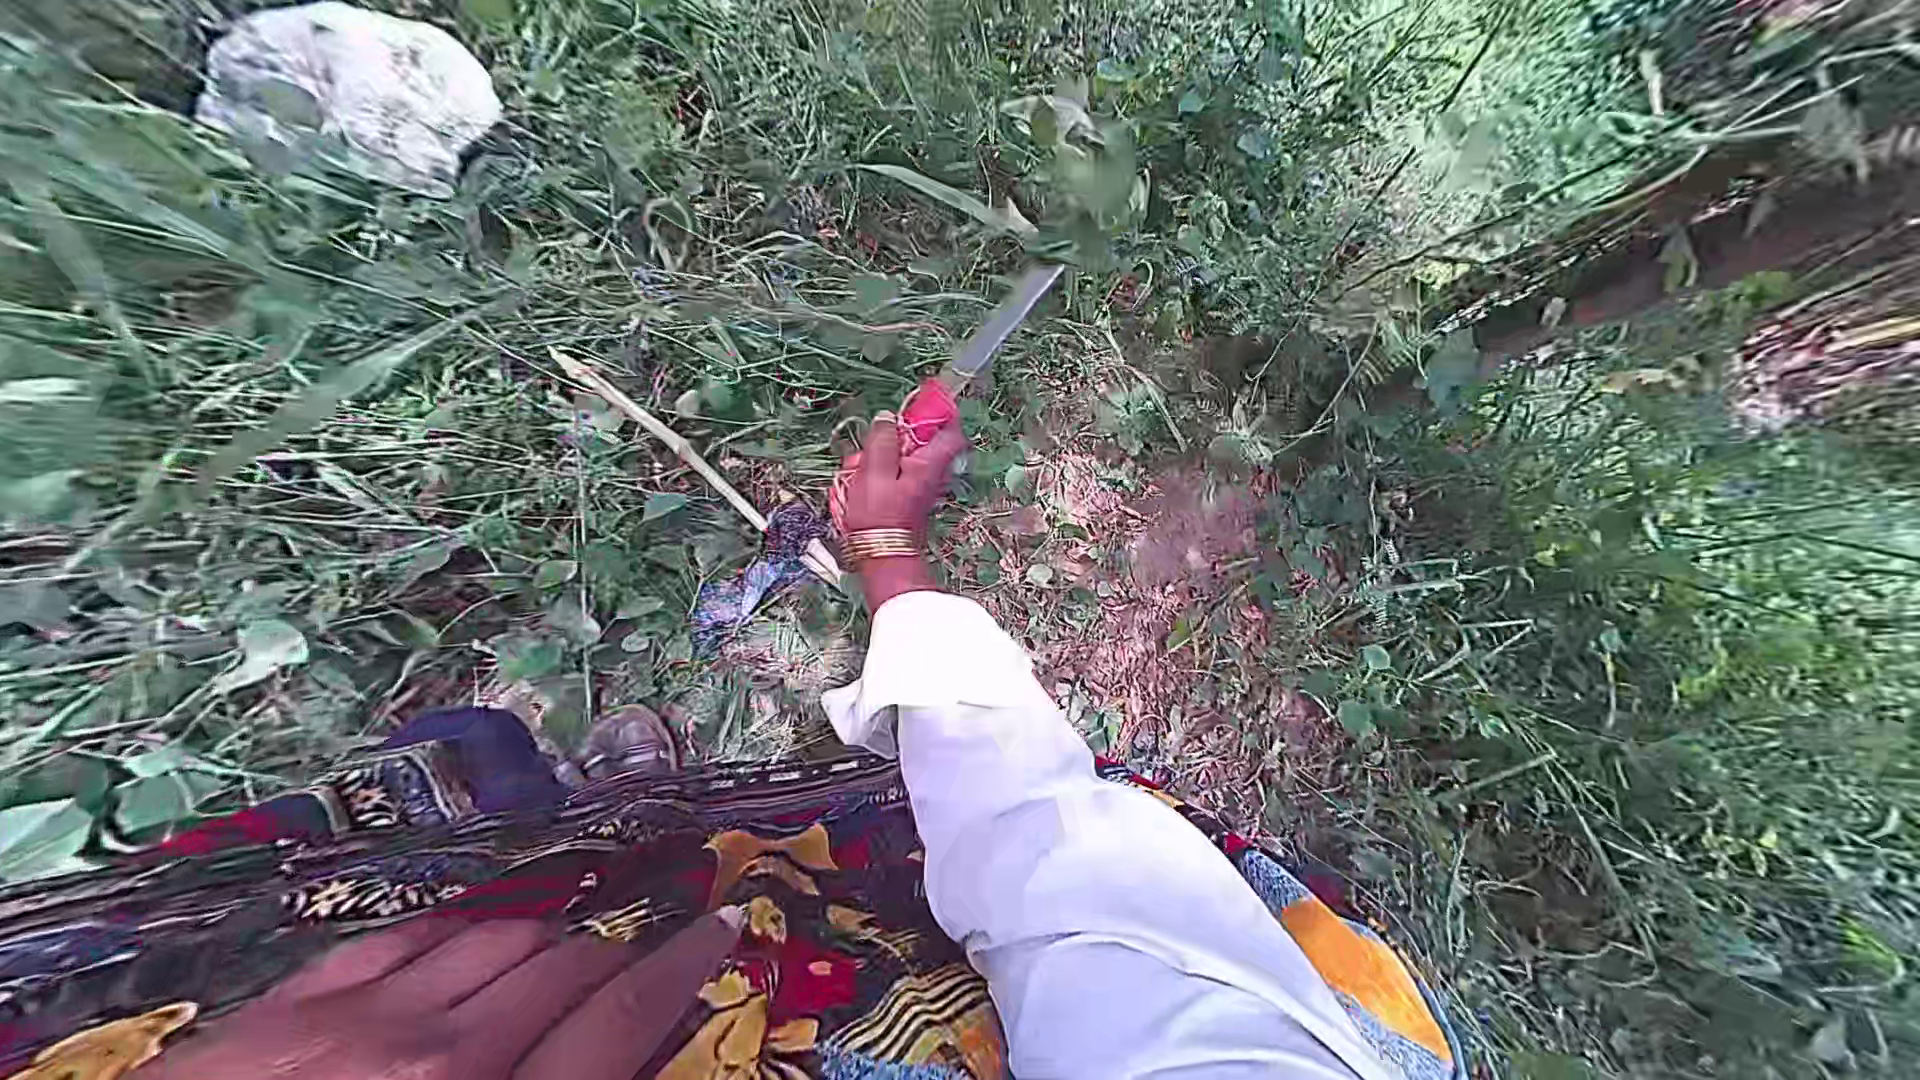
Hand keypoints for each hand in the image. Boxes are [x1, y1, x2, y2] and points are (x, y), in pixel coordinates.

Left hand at [142, 912, 740, 1079]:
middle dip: (618, 956)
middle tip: (639, 955)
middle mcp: (432, 1065)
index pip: (621, 1021)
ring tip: (559, 956)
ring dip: (549, 942)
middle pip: (569, 970)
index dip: (683, 964)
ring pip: (506, 936)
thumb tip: (630, 1056)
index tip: (722, 924)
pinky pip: (418, 930)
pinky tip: (478, 939)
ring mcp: (351, 1027)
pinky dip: (467, 928)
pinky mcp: (283, 1009)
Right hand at [837, 411, 968, 533]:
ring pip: (904, 455)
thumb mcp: (874, 471)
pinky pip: (896, 472)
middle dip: (896, 436)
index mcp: (930, 463)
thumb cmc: (879, 515)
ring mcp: (921, 484)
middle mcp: (932, 473)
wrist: (882, 554)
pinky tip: (860, 480)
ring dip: (882, 455)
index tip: (919, 405)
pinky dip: (879, 471)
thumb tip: (888, 417)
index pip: (951, 430)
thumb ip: (882, 441)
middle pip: (922, 440)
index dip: (939, 413)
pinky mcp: (908, 494)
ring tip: (861, 466)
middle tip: (876, 442)